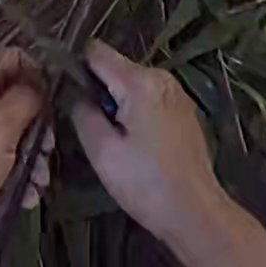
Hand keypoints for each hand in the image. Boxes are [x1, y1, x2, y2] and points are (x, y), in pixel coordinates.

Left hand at [0, 47, 50, 266]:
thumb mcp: (1, 123)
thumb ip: (27, 98)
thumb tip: (41, 87)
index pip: (13, 58)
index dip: (35, 72)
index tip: (50, 97)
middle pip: (20, 99)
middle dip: (39, 123)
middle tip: (48, 145)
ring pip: (19, 135)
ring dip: (35, 156)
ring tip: (40, 177)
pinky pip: (10, 164)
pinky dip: (24, 177)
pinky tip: (30, 193)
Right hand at [67, 41, 228, 245]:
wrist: (199, 216)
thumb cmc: (148, 185)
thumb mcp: (103, 153)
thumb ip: (81, 112)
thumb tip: (73, 91)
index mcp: (140, 80)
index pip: (96, 50)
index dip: (76, 65)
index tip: (66, 90)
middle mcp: (159, 75)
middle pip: (114, 66)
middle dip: (99, 89)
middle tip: (94, 125)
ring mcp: (174, 89)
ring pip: (130, 81)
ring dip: (117, 101)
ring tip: (116, 137)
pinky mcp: (182, 105)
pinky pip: (148, 94)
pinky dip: (136, 108)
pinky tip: (138, 141)